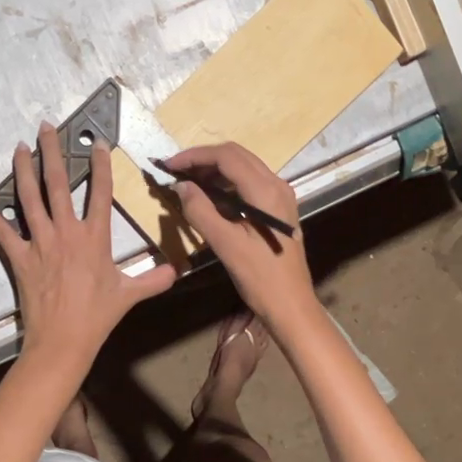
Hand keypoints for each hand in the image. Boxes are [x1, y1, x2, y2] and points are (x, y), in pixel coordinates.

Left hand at [0, 124, 177, 373]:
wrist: (64, 339)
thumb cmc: (98, 316)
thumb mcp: (130, 295)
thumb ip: (153, 279)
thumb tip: (176, 272)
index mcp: (95, 237)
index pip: (101, 193)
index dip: (100, 166)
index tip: (97, 144)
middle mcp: (67, 232)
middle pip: (59, 183)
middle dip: (53, 152)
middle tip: (46, 127)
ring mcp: (40, 242)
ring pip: (29, 198)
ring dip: (24, 169)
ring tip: (20, 147)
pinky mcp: (20, 257)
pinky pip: (1, 230)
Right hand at [166, 143, 319, 330]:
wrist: (291, 305)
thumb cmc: (260, 278)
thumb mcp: (226, 245)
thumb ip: (201, 211)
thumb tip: (181, 186)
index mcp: (266, 191)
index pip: (227, 157)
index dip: (195, 156)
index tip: (170, 166)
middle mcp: (276, 185)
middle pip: (236, 156)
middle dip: (204, 160)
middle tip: (176, 173)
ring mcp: (279, 197)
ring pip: (243, 168)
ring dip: (214, 171)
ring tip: (188, 184)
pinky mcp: (278, 209)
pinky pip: (249, 184)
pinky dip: (226, 184)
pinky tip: (209, 198)